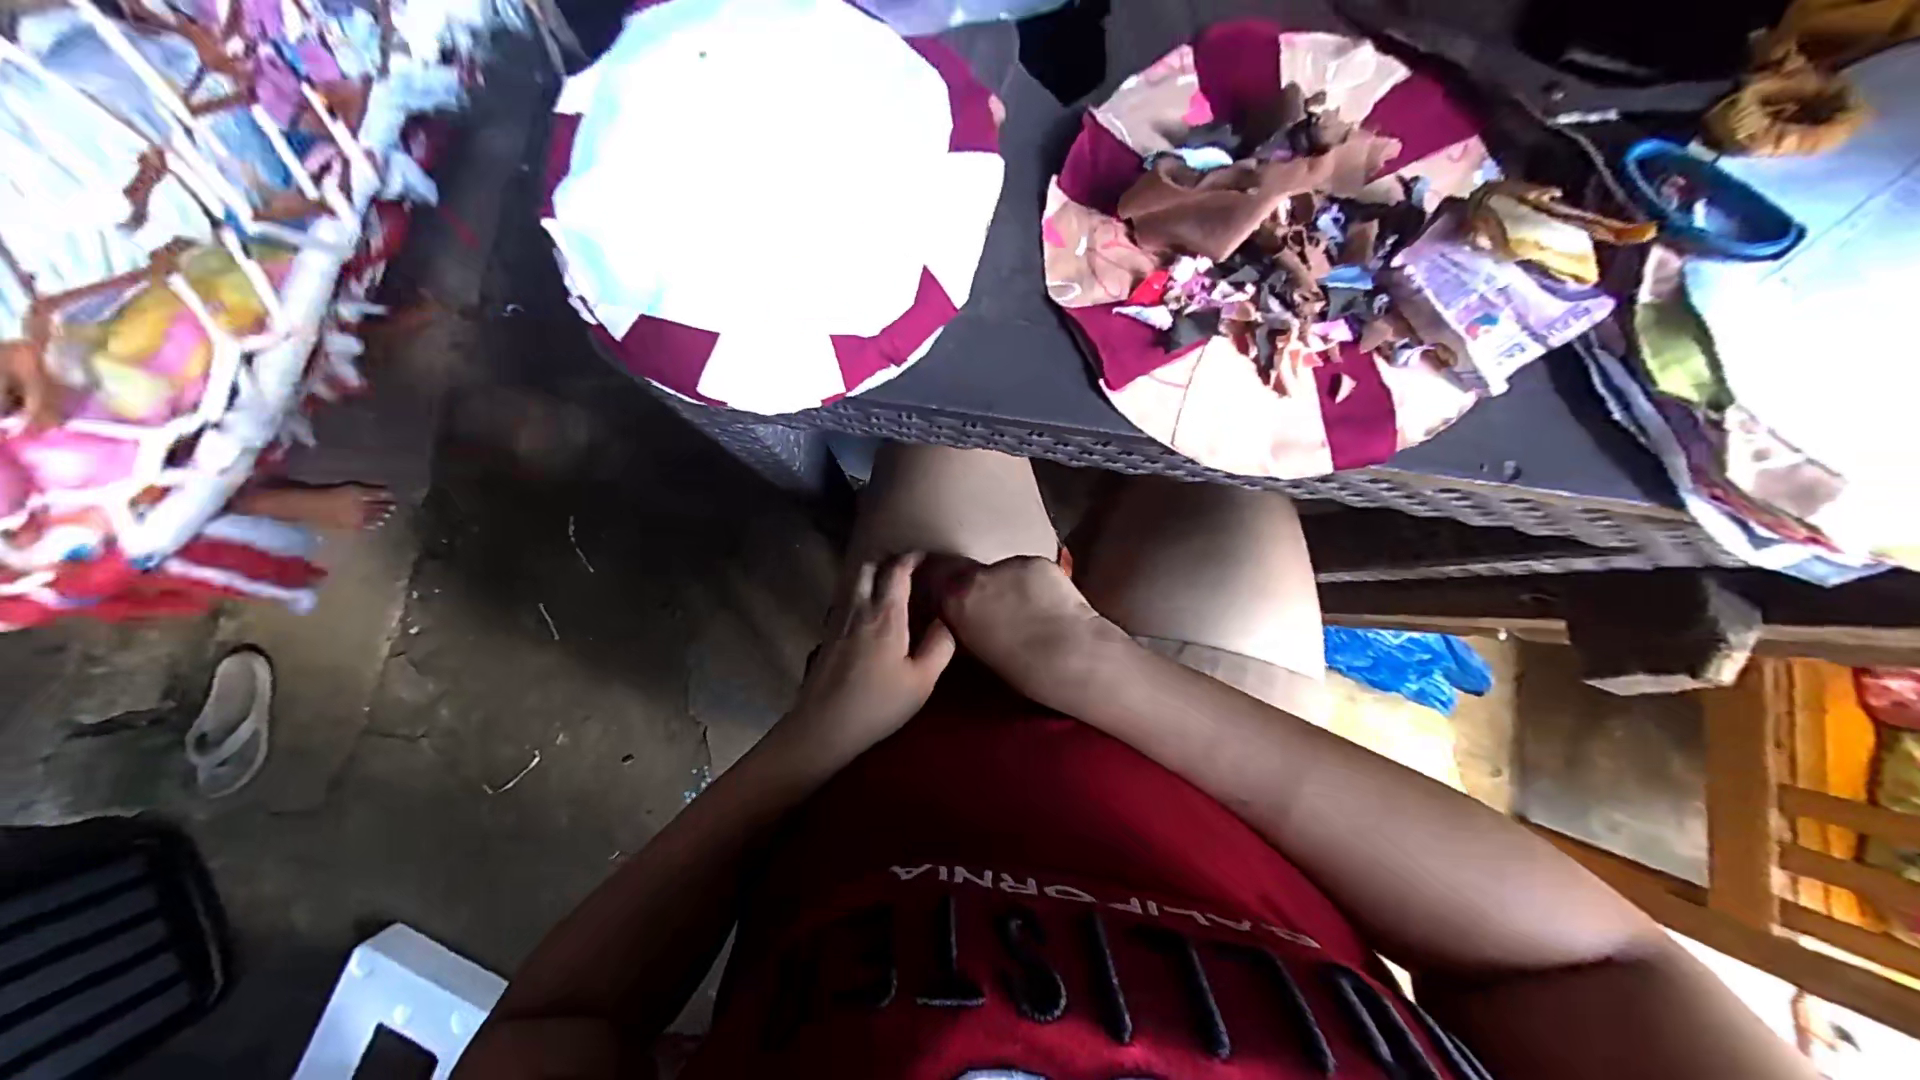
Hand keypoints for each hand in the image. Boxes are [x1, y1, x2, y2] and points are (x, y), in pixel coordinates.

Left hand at [787, 553, 955, 752]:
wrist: (823, 727)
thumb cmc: (878, 704)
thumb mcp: (922, 681)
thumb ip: (939, 646)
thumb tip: (945, 621)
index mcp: (886, 616)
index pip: (897, 571)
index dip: (911, 558)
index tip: (923, 556)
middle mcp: (860, 610)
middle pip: (869, 568)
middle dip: (887, 561)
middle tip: (906, 568)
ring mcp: (838, 622)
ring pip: (854, 584)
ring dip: (871, 577)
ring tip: (888, 588)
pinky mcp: (827, 637)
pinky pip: (846, 602)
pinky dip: (860, 596)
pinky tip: (868, 616)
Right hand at [925, 555, 1132, 710]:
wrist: (1067, 655)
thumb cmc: (1021, 668)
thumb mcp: (978, 649)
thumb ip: (966, 624)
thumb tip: (968, 616)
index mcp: (956, 602)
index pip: (942, 580)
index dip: (952, 588)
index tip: (963, 597)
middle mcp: (977, 576)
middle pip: (973, 572)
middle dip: (984, 586)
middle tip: (1003, 608)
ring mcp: (1008, 565)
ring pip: (1006, 570)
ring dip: (1013, 584)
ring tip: (1033, 609)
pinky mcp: (1037, 561)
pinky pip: (1031, 570)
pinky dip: (1038, 582)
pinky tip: (1050, 602)